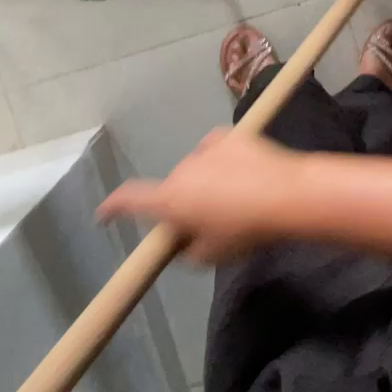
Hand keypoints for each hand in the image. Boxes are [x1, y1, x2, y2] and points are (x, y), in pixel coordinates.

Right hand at [97, 129, 304, 262]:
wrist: (286, 194)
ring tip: (234, 195)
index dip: (114, 206)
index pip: (129, 199)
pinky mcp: (228, 136)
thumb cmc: (245, 231)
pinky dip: (221, 160)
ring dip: (205, 180)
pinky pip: (215, 150)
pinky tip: (240, 171)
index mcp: (170, 200)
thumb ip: (186, 249)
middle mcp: (181, 170)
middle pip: (172, 188)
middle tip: (208, 219)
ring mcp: (205, 149)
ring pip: (196, 169)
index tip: (105, 212)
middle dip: (183, 202)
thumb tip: (184, 240)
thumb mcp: (210, 256)